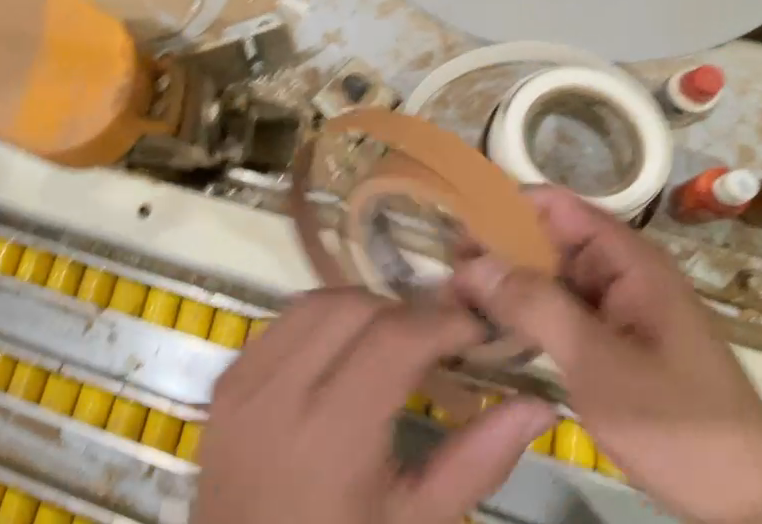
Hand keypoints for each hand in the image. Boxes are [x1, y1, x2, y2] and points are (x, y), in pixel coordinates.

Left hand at [194, 289, 556, 523]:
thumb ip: (476, 460)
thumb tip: (537, 403)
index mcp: (332, 436)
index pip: (395, 337)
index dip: (444, 322)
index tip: (478, 331)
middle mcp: (279, 393)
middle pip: (355, 307)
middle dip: (406, 313)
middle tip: (440, 343)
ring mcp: (243, 381)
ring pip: (314, 302)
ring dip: (362, 309)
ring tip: (396, 343)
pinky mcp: (223, 380)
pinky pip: (280, 322)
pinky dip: (320, 321)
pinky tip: (344, 352)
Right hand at [453, 187, 761, 523]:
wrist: (750, 505)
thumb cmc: (679, 425)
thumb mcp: (599, 364)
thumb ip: (535, 306)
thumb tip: (472, 261)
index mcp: (629, 262)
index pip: (556, 206)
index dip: (504, 207)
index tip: (452, 229)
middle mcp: (622, 275)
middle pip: (548, 241)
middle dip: (496, 251)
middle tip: (442, 278)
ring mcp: (619, 312)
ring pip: (550, 279)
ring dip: (507, 286)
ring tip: (453, 304)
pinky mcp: (615, 345)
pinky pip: (562, 314)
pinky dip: (527, 317)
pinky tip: (490, 333)